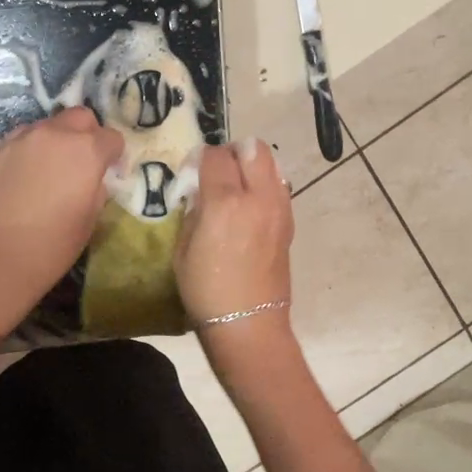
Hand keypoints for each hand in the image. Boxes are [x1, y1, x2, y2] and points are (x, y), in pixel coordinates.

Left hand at [0, 106, 124, 329]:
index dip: (114, 155)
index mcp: (86, 151)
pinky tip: (29, 172)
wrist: (1, 255)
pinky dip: (32, 147)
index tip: (110, 171)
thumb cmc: (54, 244)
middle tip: (84, 162)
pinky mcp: (0, 150)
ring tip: (53, 167)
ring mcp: (23, 139)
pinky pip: (24, 137)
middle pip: (80, 118)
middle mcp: (55, 134)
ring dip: (58, 138)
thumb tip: (93, 178)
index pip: (111, 138)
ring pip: (49, 124)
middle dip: (88, 134)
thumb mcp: (91, 218)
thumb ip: (97, 187)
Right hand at [175, 140, 294, 344]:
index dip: (200, 158)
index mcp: (224, 202)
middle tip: (217, 170)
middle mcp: (257, 197)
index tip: (191, 171)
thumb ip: (193, 212)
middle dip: (232, 152)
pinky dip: (264, 185)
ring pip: (272, 164)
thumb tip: (200, 195)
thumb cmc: (205, 291)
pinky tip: (249, 208)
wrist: (248, 323)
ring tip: (235, 187)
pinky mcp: (289, 223)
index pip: (214, 156)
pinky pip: (278, 187)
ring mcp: (279, 209)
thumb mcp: (182, 249)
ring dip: (252, 166)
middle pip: (252, 148)